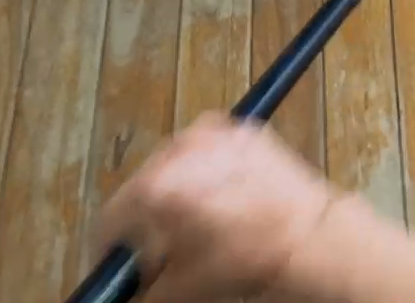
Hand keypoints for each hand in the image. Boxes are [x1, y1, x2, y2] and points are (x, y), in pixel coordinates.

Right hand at [98, 113, 351, 301]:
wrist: (304, 232)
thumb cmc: (246, 257)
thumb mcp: (175, 287)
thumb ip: (136, 287)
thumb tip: (124, 287)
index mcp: (156, 187)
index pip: (110, 218)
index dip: (112, 247)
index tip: (119, 261)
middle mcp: (181, 150)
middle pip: (143, 186)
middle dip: (145, 216)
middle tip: (158, 244)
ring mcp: (215, 133)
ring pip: (175, 162)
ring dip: (175, 187)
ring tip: (193, 219)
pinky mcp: (242, 129)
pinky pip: (209, 146)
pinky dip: (205, 165)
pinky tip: (218, 192)